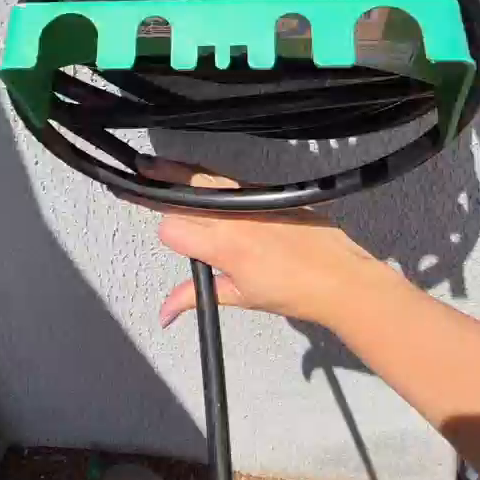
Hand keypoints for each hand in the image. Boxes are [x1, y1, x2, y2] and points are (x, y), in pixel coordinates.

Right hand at [134, 158, 399, 328]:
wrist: (341, 276)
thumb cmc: (291, 292)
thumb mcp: (240, 298)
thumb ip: (196, 297)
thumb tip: (163, 315)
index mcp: (224, 245)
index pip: (171, 229)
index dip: (168, 236)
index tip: (172, 241)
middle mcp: (233, 215)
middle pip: (183, 190)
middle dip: (159, 183)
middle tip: (138, 169)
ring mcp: (250, 198)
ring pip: (203, 178)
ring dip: (178, 173)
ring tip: (154, 165)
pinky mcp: (265, 190)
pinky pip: (227, 180)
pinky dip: (207, 179)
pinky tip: (196, 178)